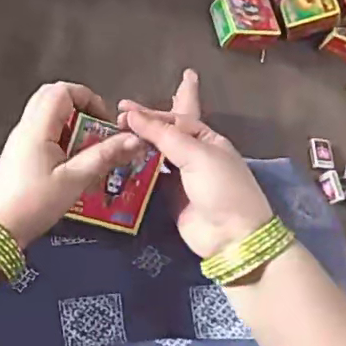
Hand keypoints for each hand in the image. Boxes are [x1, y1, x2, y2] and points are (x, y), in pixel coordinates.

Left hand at [0, 82, 147, 244]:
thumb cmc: (33, 203)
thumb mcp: (74, 180)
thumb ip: (105, 156)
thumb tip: (135, 139)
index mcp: (38, 127)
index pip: (63, 90)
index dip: (88, 98)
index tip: (105, 122)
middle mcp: (26, 128)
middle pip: (54, 98)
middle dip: (81, 109)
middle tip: (98, 131)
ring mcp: (21, 142)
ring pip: (49, 117)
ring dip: (73, 127)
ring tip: (88, 151)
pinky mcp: (20, 156)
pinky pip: (44, 135)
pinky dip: (62, 141)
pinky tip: (73, 166)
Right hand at [119, 69, 275, 258]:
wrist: (230, 235)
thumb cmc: (220, 187)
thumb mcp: (196, 154)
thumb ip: (163, 135)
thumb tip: (133, 116)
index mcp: (207, 138)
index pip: (174, 119)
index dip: (149, 114)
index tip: (123, 110)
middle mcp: (194, 154)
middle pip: (164, 134)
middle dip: (143, 126)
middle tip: (117, 119)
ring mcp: (182, 176)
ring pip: (156, 155)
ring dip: (138, 146)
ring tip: (115, 138)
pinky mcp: (171, 196)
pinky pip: (151, 177)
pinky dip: (137, 169)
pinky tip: (121, 162)